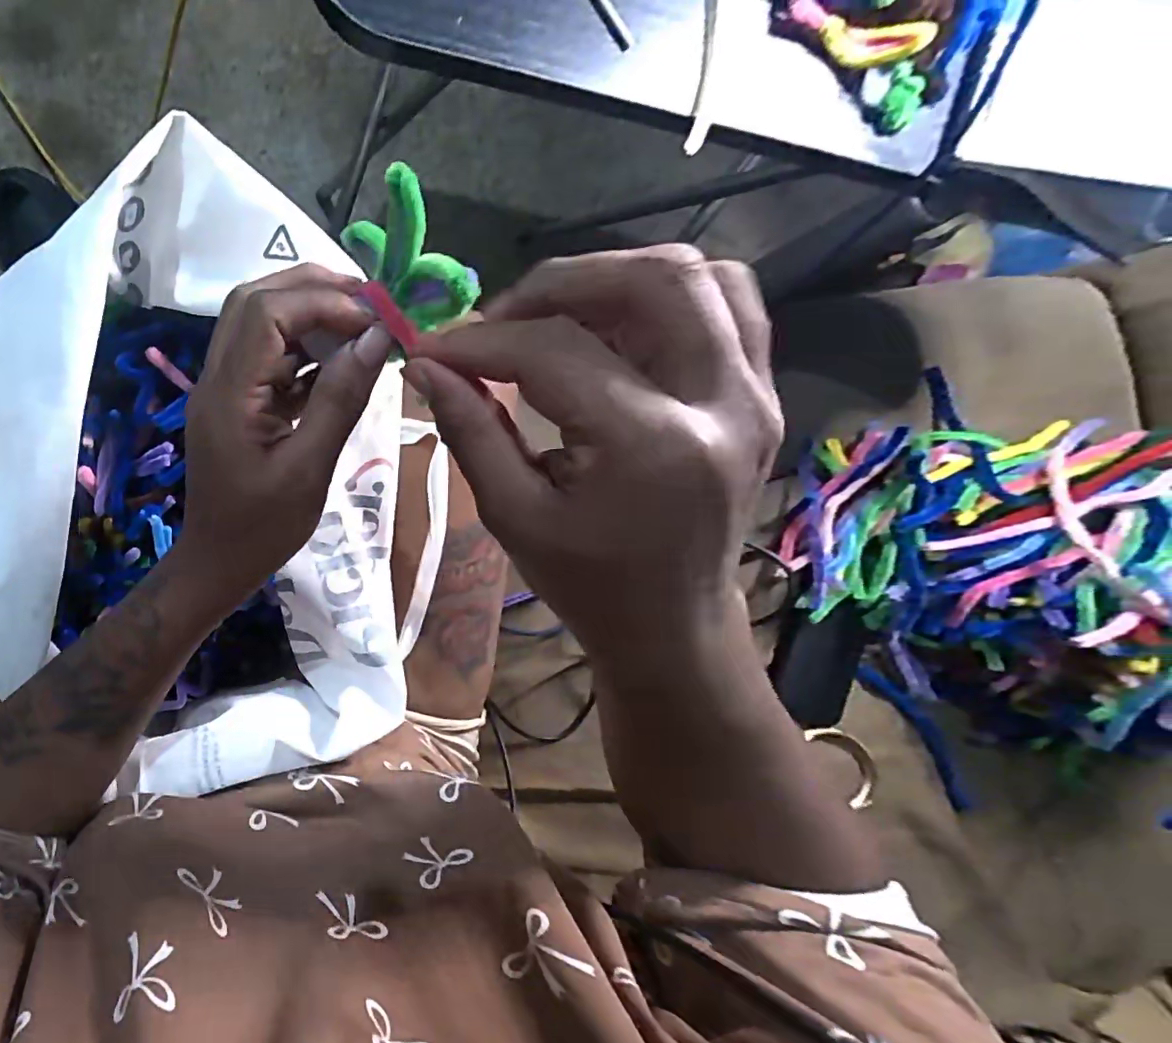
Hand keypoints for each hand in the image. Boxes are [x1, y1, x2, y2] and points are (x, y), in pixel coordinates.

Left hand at [180, 264, 391, 598]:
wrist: (218, 561)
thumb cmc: (262, 529)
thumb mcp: (309, 469)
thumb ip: (340, 400)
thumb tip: (377, 338)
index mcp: (228, 394)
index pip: (265, 312)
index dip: (322, 302)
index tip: (374, 321)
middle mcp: (216, 379)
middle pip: (254, 303)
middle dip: (312, 291)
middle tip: (369, 304)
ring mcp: (222, 389)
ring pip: (259, 325)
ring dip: (309, 316)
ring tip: (362, 327)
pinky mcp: (234, 403)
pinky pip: (266, 358)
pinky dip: (303, 350)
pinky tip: (339, 363)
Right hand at [402, 245, 781, 653]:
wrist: (670, 623)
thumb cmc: (585, 581)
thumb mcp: (511, 514)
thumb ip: (470, 430)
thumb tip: (426, 368)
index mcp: (648, 444)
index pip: (554, 350)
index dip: (481, 341)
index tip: (431, 350)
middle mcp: (718, 401)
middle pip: (650, 281)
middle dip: (555, 284)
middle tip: (496, 319)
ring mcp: (753, 392)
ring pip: (698, 276)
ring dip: (610, 278)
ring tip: (547, 316)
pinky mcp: (759, 392)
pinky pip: (722, 305)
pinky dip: (654, 297)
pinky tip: (603, 327)